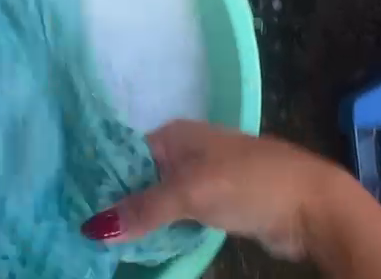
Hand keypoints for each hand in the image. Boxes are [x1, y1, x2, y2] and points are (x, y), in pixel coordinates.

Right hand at [81, 120, 346, 259]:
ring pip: (158, 199)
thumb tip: (91, 227)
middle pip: (140, 176)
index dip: (100, 176)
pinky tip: (141, 245)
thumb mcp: (191, 192)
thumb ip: (144, 207)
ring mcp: (202, 178)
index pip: (125, 153)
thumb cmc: (248, 182)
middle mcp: (184, 151)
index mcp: (175, 135)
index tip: (70, 202)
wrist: (310, 204)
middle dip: (115, 201)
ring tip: (103, 242)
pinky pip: (177, 216)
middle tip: (84, 230)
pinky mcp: (216, 205)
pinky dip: (161, 229)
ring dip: (138, 218)